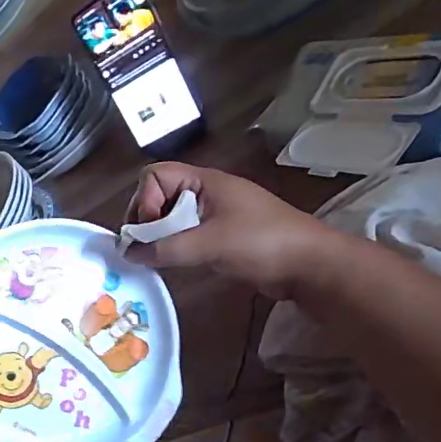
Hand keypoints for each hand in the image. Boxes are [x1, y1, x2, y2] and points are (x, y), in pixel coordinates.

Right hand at [125, 162, 336, 298]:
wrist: (310, 265)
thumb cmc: (262, 243)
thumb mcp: (210, 243)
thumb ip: (166, 248)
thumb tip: (130, 253)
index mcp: (205, 181)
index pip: (155, 176)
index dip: (145, 200)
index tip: (150, 229)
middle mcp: (206, 192)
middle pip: (158, 195)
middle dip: (146, 219)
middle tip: (145, 247)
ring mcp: (213, 214)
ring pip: (170, 217)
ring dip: (159, 236)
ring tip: (156, 258)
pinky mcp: (220, 235)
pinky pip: (185, 234)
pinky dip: (174, 246)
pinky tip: (174, 263)